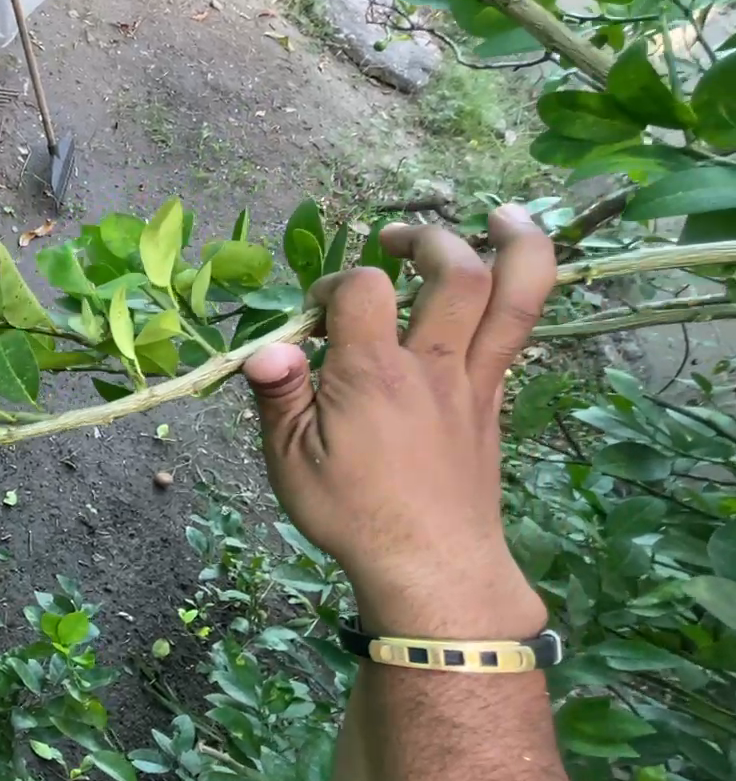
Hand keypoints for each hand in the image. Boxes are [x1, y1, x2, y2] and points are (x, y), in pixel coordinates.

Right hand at [239, 204, 553, 637]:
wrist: (430, 562)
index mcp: (371, 376)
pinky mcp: (492, 402)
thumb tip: (263, 347)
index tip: (312, 314)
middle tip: (393, 240)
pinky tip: (501, 288)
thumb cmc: (347, 510)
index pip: (362, 292)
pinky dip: (518, 295)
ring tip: (502, 218)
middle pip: (456, 274)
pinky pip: (517, 333)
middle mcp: (432, 366)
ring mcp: (473, 382)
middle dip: (428, 241)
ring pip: (517, 296)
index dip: (334, 285)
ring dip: (515, 246)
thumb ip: (278, 394)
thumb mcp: (288, 457)